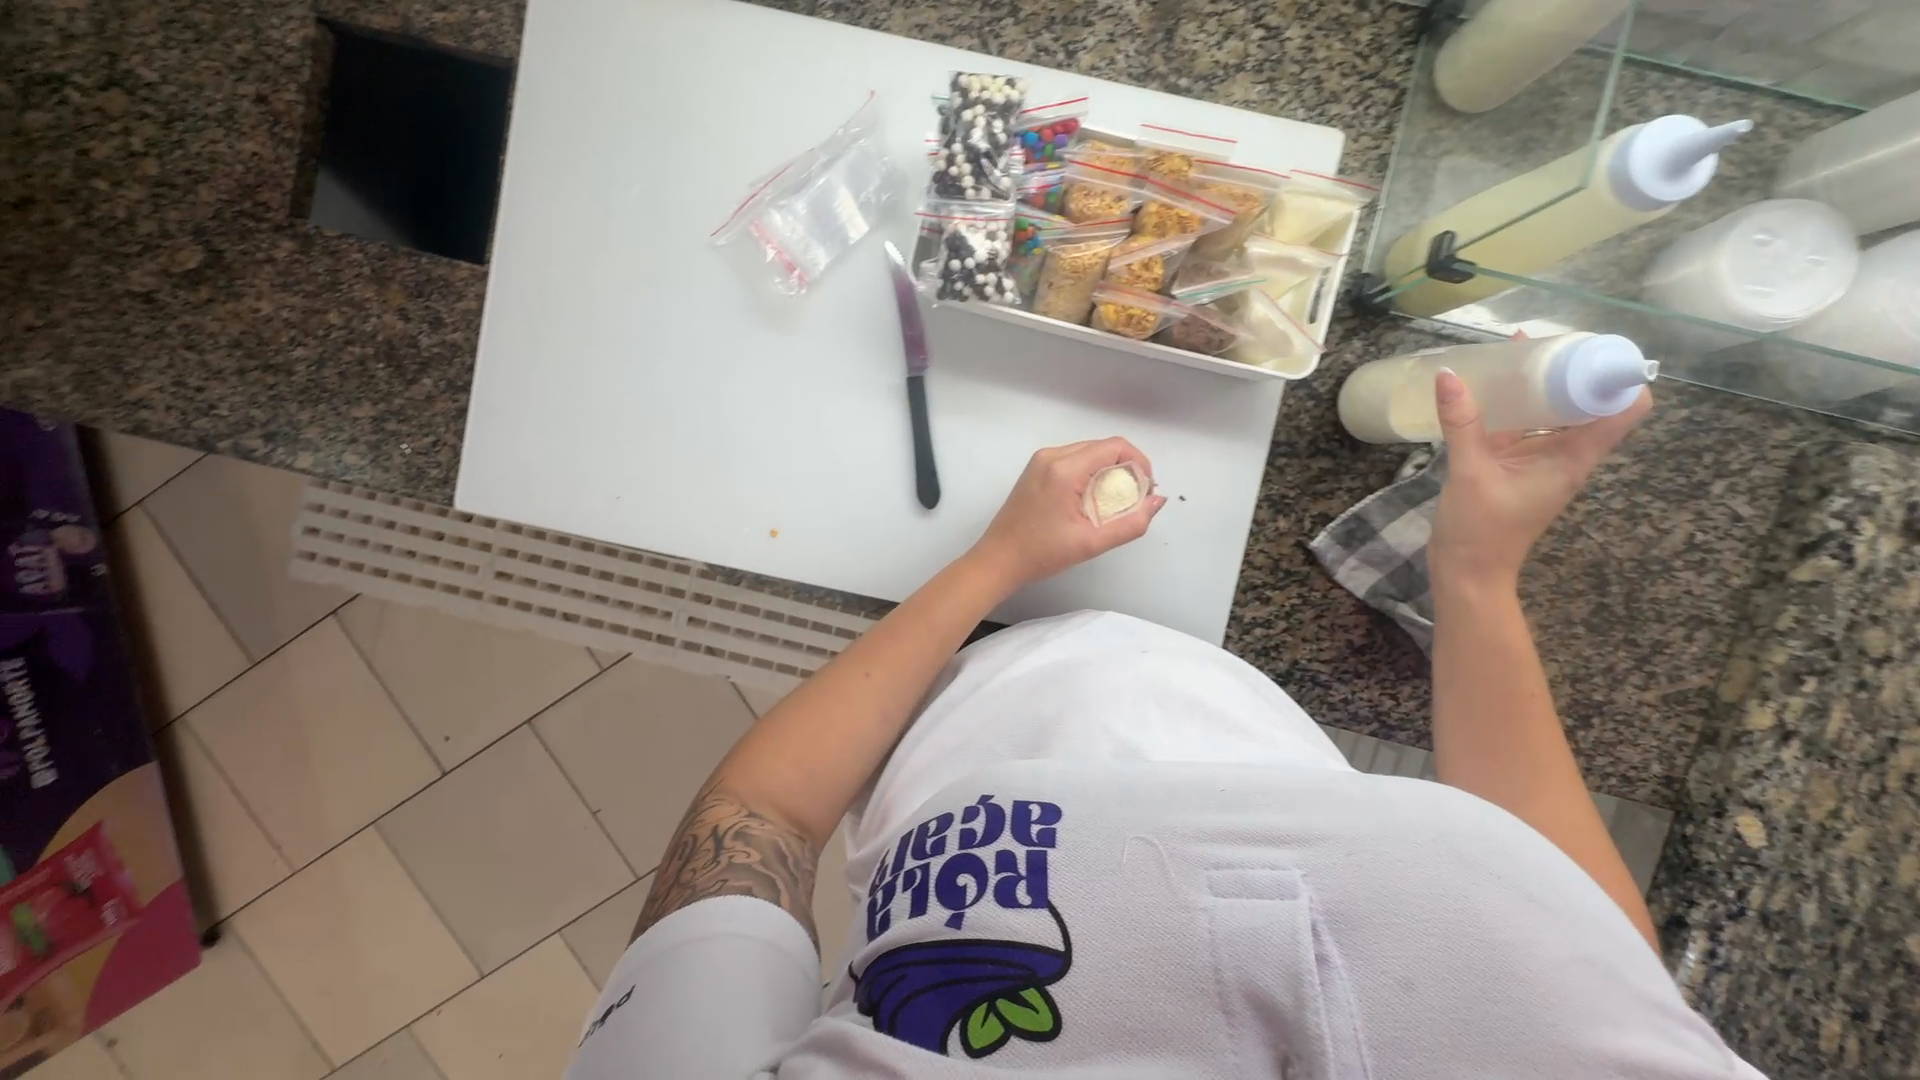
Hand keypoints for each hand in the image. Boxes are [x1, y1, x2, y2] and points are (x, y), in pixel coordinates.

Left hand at [968, 437, 1166, 591]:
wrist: (999, 560)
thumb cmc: (1042, 553)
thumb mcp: (1092, 542)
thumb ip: (1132, 523)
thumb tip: (1157, 500)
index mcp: (1065, 468)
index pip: (1115, 446)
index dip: (1139, 462)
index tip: (1145, 489)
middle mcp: (1052, 455)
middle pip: (1103, 448)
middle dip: (1125, 469)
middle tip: (1133, 500)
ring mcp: (1041, 460)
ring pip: (1088, 453)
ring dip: (1107, 472)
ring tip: (1113, 504)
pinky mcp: (1036, 469)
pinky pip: (1073, 461)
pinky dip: (1089, 475)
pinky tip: (1091, 501)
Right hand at [1429, 369, 1649, 589]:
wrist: (1468, 573)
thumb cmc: (1482, 530)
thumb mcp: (1471, 472)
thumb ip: (1462, 423)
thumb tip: (1449, 375)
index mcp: (1575, 457)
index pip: (1625, 407)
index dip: (1615, 374)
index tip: (1585, 348)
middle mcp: (1567, 455)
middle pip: (1588, 402)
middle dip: (1568, 369)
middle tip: (1538, 342)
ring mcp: (1542, 461)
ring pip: (1555, 412)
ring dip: (1539, 385)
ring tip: (1510, 356)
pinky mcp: (1516, 467)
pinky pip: (1525, 427)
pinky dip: (1514, 406)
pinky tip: (1487, 391)